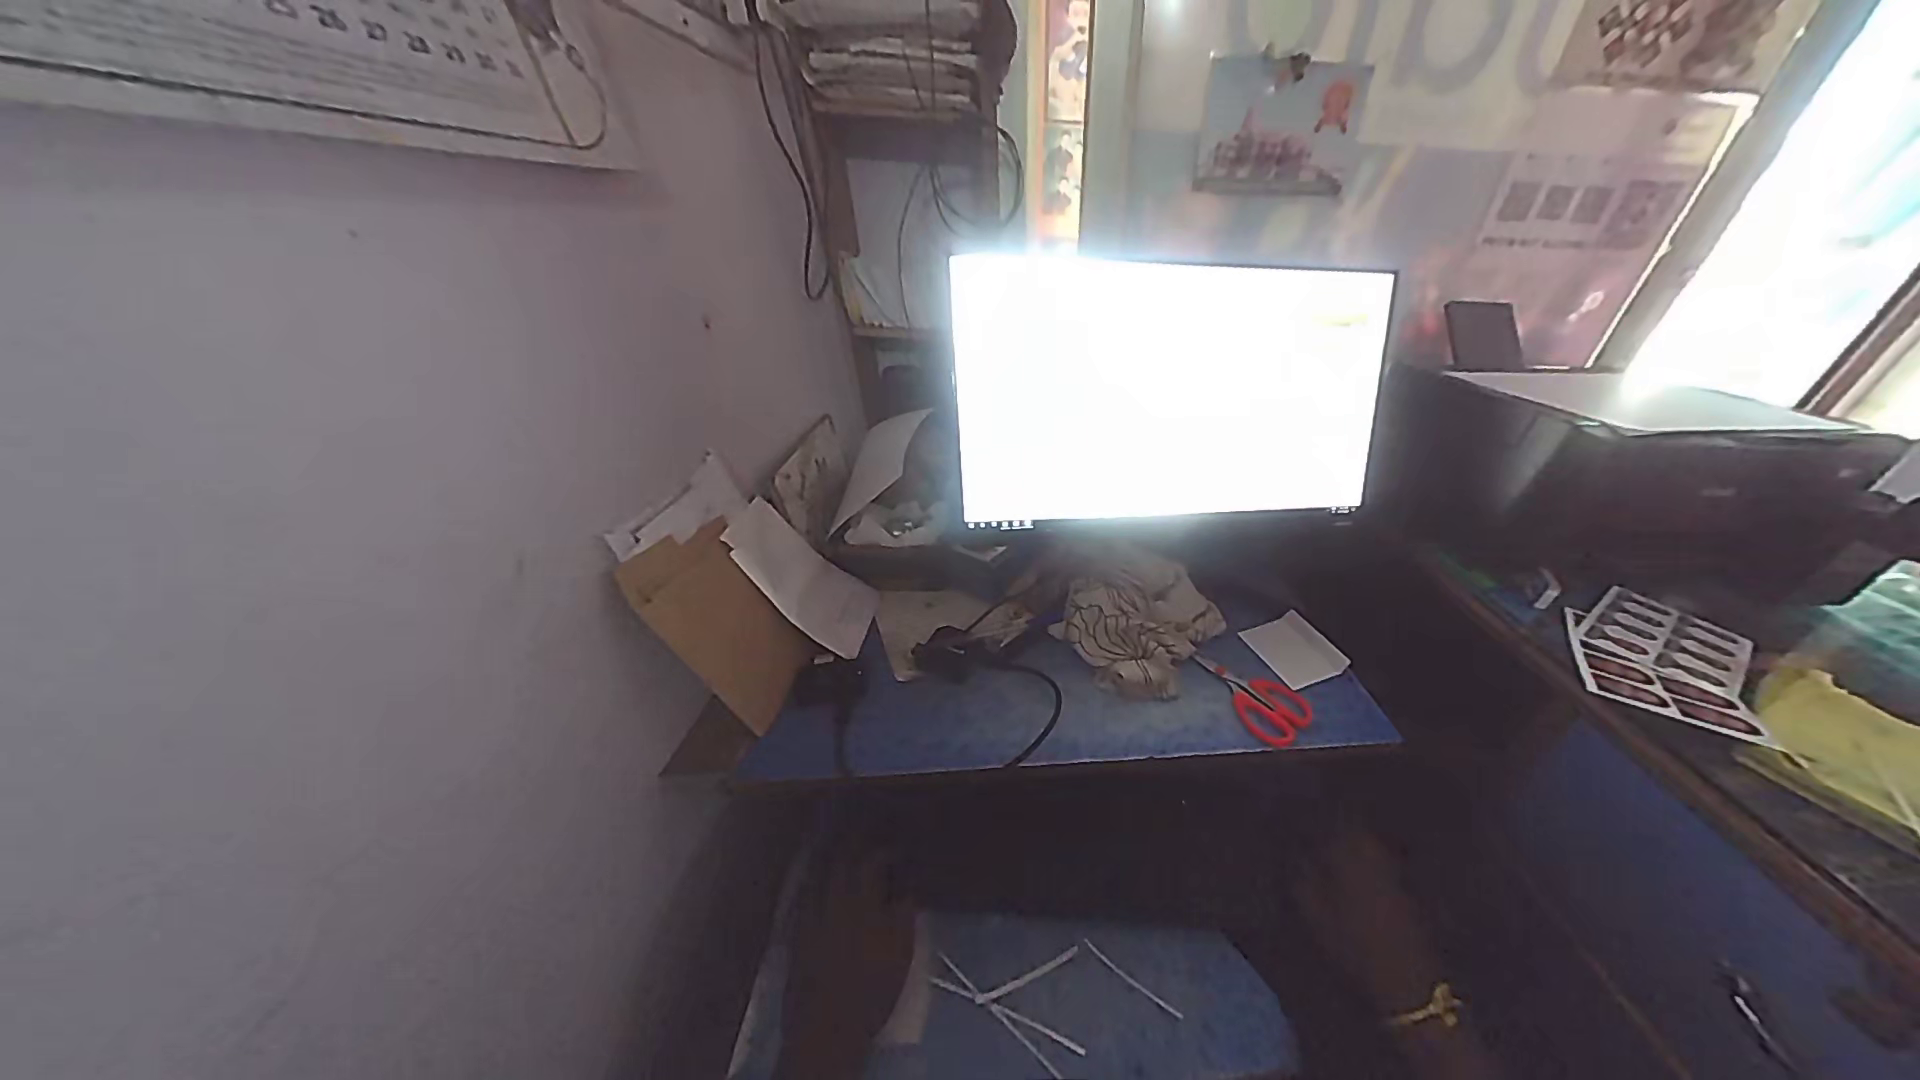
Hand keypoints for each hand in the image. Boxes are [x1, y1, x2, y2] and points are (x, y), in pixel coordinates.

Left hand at [774, 852, 914, 1079]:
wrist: (828, 1025)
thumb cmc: (872, 987)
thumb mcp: (901, 948)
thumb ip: (904, 909)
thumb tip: (907, 884)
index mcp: (863, 898)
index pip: (873, 860)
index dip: (886, 850)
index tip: (897, 849)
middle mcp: (834, 897)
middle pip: (842, 858)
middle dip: (854, 841)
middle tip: (863, 830)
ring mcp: (812, 911)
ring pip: (819, 870)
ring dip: (829, 853)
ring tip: (836, 840)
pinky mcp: (796, 929)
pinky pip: (803, 892)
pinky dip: (811, 878)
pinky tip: (813, 875)